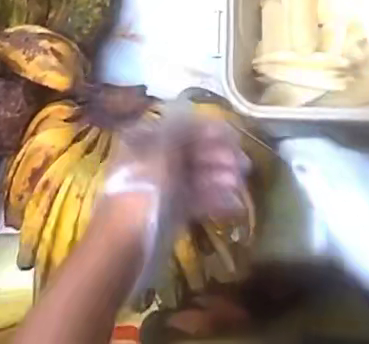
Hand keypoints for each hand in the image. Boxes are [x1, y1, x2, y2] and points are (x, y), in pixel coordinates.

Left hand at [102, 110, 251, 258]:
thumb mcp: (165, 151)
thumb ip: (186, 133)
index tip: (235, 136)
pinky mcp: (169, 214)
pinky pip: (195, 200)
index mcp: (146, 140)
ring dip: (221, 177)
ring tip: (241, 184)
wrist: (124, 246)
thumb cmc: (144, 188)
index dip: (210, 129)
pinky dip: (215, 199)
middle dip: (220, 155)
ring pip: (196, 176)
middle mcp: (154, 160)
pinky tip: (235, 204)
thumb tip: (205, 123)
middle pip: (192, 151)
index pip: (182, 126)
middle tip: (244, 164)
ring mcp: (162, 188)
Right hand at [279, 137, 368, 303]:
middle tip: (297, 164)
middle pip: (330, 149)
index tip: (281, 150)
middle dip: (313, 154)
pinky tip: (347, 190)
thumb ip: (317, 194)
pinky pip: (362, 167)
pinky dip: (349, 173)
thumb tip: (303, 170)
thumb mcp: (336, 226)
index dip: (295, 146)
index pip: (312, 145)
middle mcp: (359, 158)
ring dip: (332, 164)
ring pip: (347, 157)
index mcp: (340, 166)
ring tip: (319, 179)